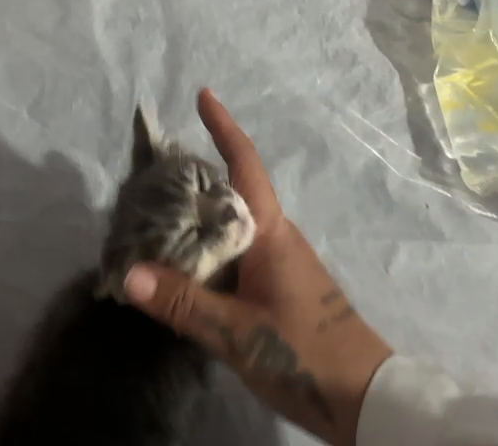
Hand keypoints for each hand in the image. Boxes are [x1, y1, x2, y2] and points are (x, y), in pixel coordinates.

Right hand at [123, 91, 392, 445]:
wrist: (369, 402)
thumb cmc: (307, 355)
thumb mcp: (239, 334)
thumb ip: (184, 304)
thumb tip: (128, 273)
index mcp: (270, 232)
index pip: (245, 164)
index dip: (224, 127)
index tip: (204, 95)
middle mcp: (276, 236)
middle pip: (232, 190)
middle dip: (196, 174)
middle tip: (152, 171)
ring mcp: (280, 261)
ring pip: (234, 222)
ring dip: (200, 211)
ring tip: (158, 212)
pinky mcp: (279, 286)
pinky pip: (238, 249)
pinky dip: (209, 243)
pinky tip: (187, 260)